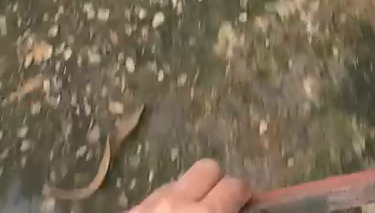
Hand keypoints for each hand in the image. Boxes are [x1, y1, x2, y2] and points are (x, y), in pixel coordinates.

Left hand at [129, 159, 250, 212]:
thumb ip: (227, 212)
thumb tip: (239, 202)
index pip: (236, 185)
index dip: (244, 192)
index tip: (245, 201)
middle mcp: (176, 201)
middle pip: (208, 167)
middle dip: (217, 181)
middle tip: (219, 202)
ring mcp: (148, 203)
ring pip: (178, 181)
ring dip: (188, 193)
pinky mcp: (129, 209)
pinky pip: (154, 196)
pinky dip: (164, 204)